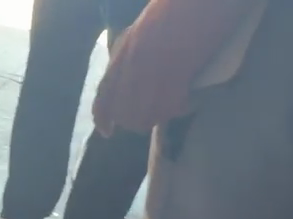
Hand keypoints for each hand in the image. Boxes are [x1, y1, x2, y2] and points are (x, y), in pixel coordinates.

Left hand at [92, 0, 252, 134]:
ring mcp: (153, 68)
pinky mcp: (178, 70)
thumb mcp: (147, 24)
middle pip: (124, 112)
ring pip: (145, 115)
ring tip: (174, 107)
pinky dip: (181, 108)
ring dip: (160, 116)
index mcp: (124, 50)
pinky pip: (170, 106)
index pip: (103, 96)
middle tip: (155, 115)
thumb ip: (133, 51)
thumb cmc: (183, 3)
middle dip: (137, 120)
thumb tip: (130, 80)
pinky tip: (190, 101)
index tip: (108, 132)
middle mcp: (132, 63)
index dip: (103, 119)